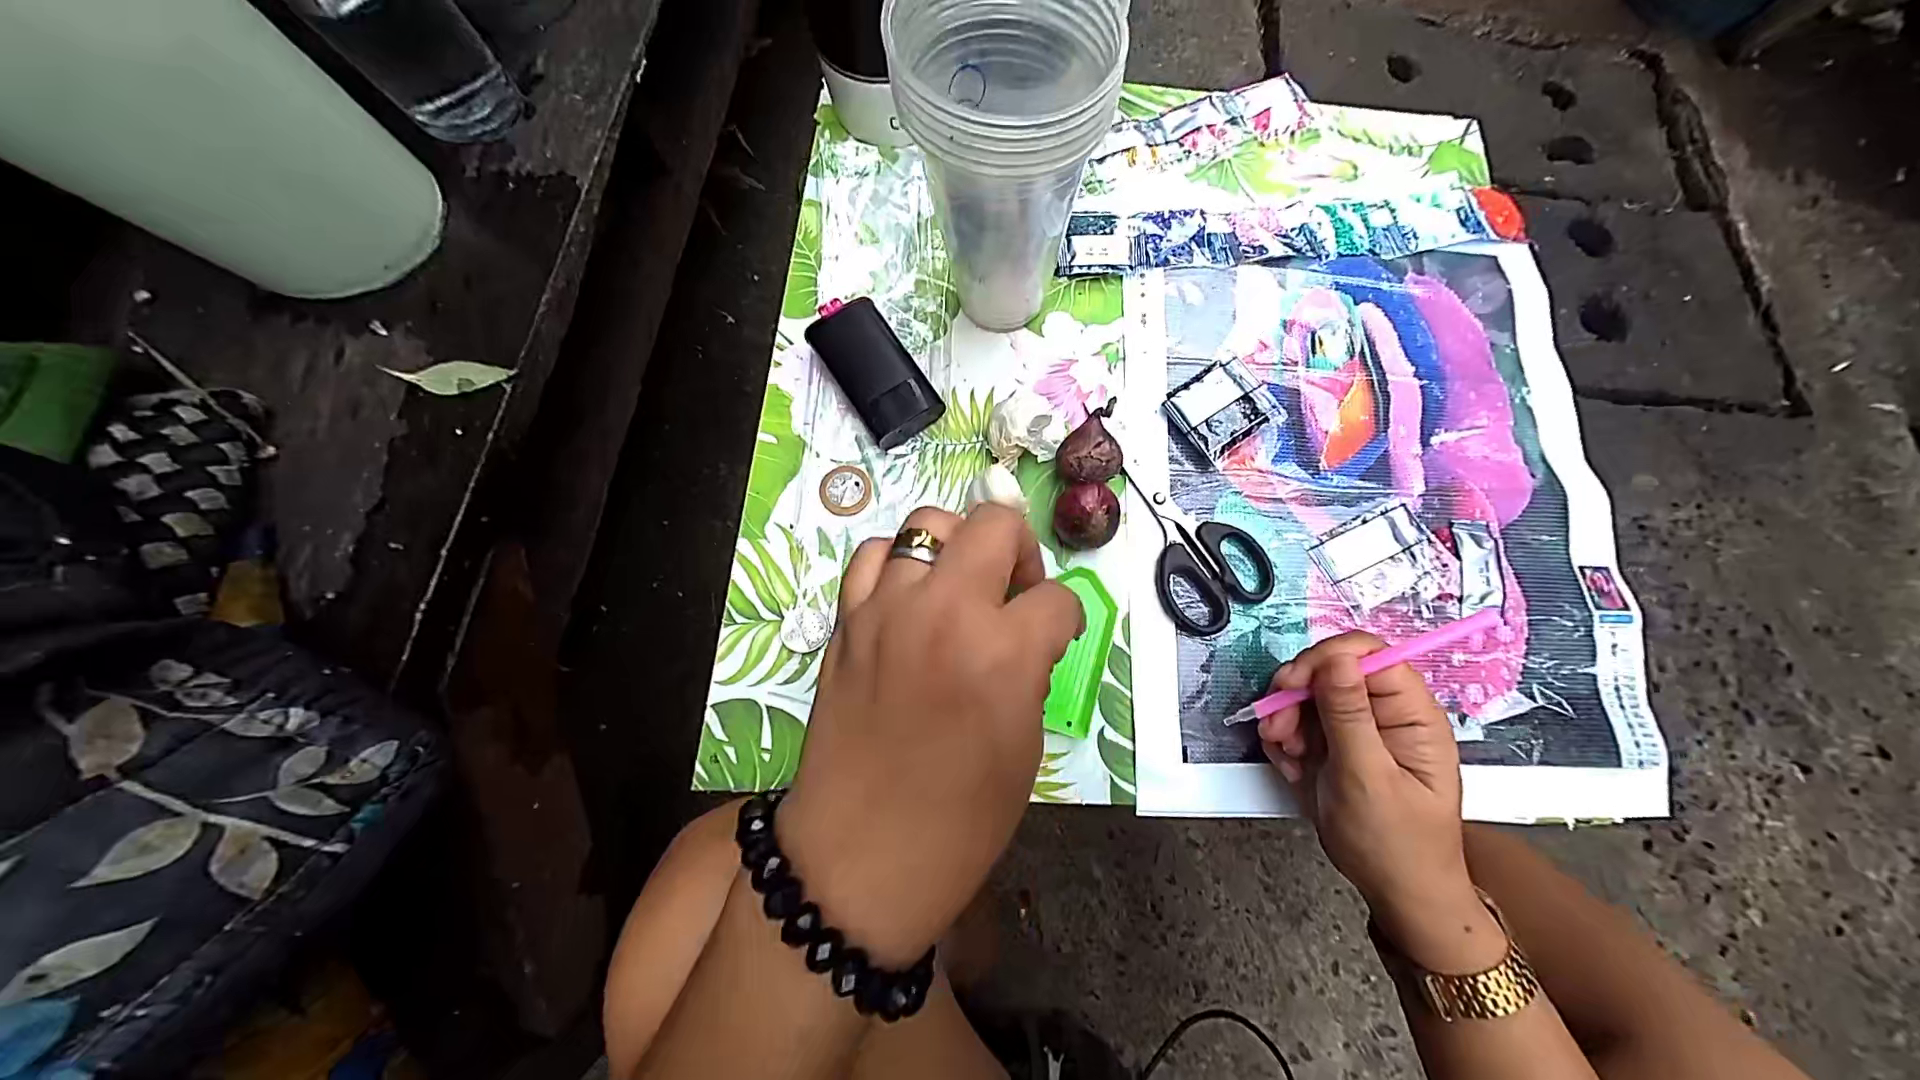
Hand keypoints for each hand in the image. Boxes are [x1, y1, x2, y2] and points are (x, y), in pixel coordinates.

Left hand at [776, 504, 1081, 966]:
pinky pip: (873, 556)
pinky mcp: (848, 620)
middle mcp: (945, 612)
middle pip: (996, 525)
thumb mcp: (1025, 744)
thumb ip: (1030, 669)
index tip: (1056, 636)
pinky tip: (907, 596)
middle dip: (1019, 551)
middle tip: (1012, 593)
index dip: (1066, 618)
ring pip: (928, 524)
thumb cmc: (960, 818)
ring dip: (956, 549)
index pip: (1057, 598)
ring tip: (957, 588)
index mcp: (1004, 652)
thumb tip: (1027, 634)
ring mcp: (888, 608)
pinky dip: (898, 564)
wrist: (862, 852)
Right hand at [1258, 632, 1504, 972]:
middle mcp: (1384, 713)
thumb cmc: (1394, 843)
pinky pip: (1297, 722)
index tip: (1292, 686)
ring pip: (1305, 695)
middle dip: (1295, 695)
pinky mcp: (1333, 744)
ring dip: (1284, 719)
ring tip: (1286, 753)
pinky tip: (1291, 766)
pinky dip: (1284, 740)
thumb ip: (1349, 714)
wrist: (1394, 892)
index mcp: (1410, 714)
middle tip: (1279, 728)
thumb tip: (1337, 658)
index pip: (1367, 654)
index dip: (1325, 660)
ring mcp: (1356, 728)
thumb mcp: (1367, 777)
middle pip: (1327, 670)